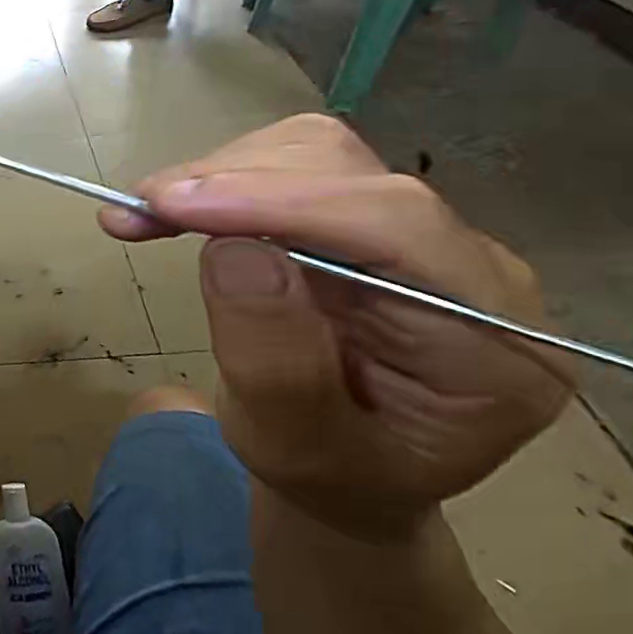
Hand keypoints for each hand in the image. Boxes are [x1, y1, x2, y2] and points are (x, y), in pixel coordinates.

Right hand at [100, 115, 573, 538]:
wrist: (348, 473)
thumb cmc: (331, 480)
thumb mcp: (295, 451)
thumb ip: (277, 366)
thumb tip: (233, 246)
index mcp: (491, 338)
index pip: (396, 229)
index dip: (282, 202)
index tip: (175, 203)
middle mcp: (465, 264)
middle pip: (348, 174)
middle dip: (235, 182)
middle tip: (140, 209)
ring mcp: (414, 232)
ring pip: (314, 153)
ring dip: (222, 175)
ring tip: (149, 213)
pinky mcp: (362, 215)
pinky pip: (292, 165)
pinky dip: (224, 179)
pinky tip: (178, 208)